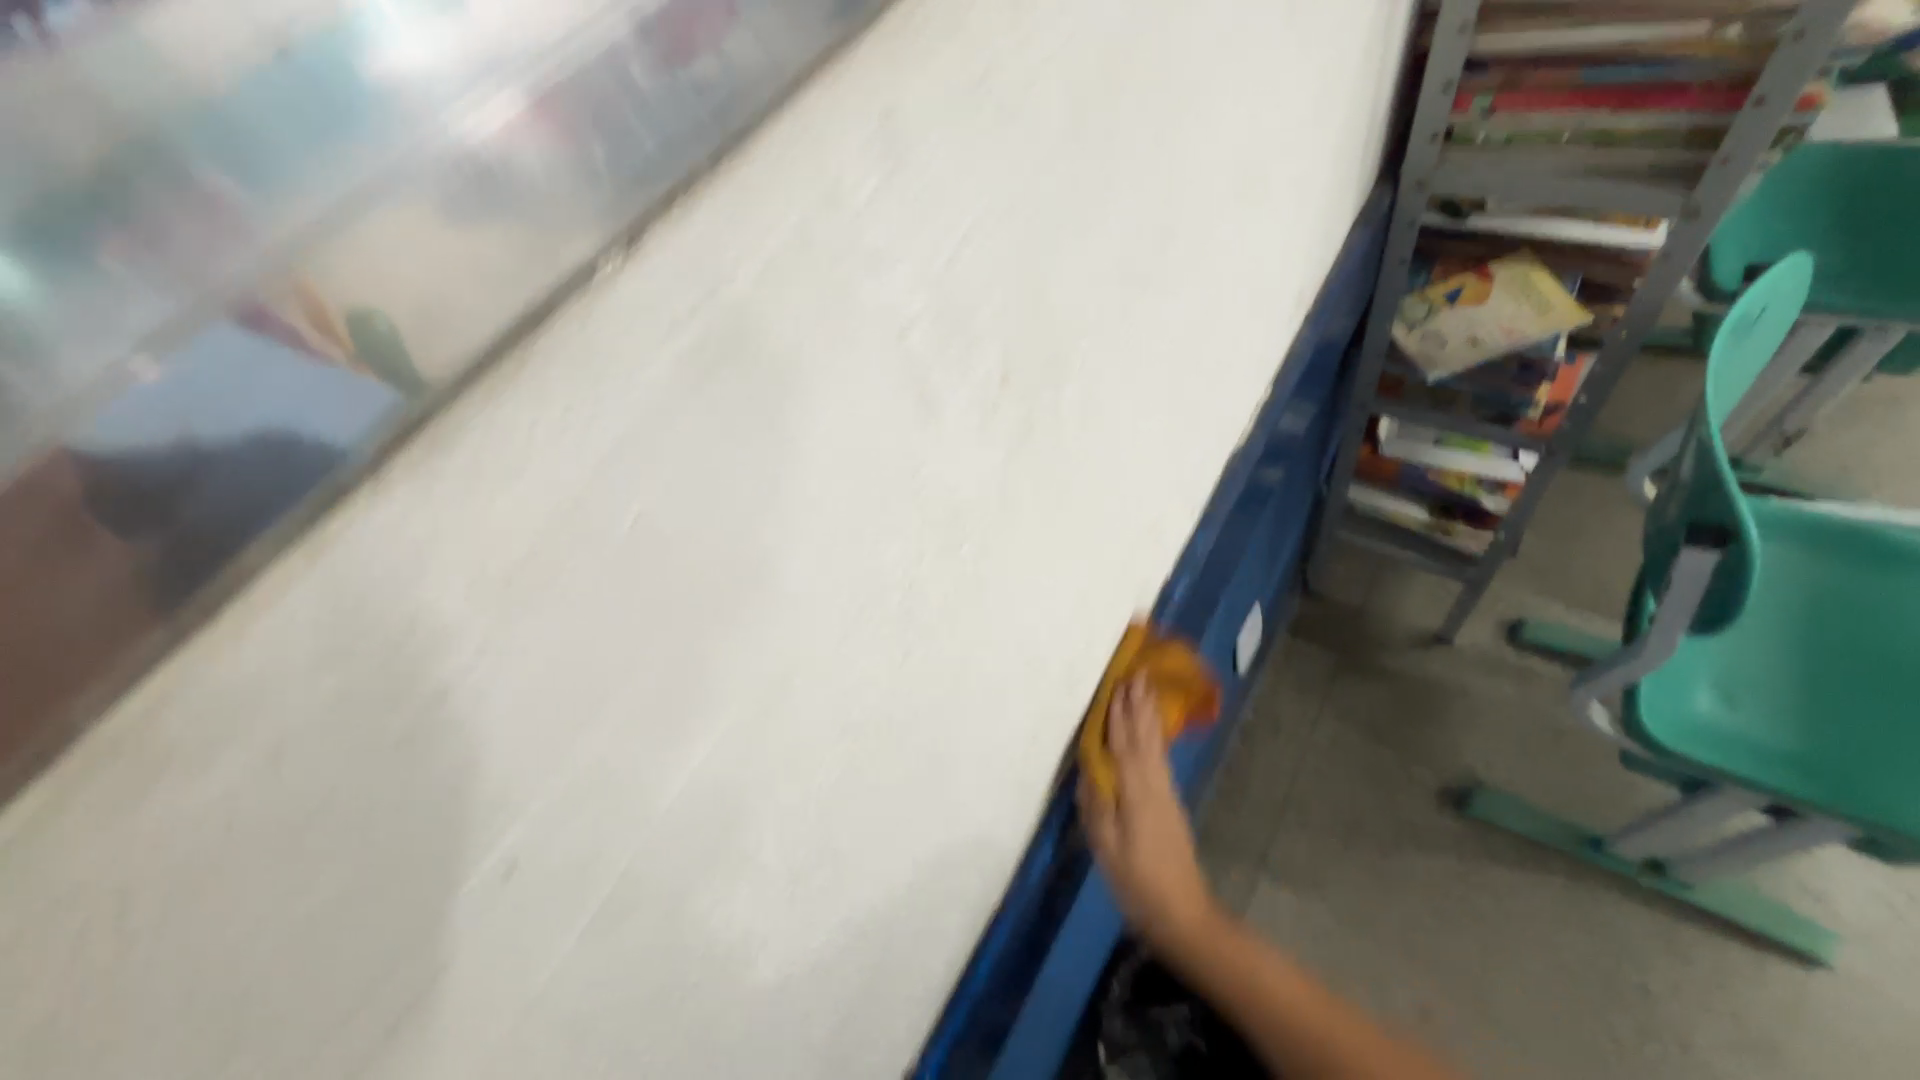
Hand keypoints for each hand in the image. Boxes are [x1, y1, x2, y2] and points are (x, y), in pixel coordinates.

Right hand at [1078, 674, 1222, 953]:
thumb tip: (1089, 766)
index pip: (1125, 743)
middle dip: (1140, 705)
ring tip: (1145, 691)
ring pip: (1155, 747)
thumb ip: (1097, 804)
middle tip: (1138, 672)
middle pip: (1146, 737)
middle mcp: (1155, 786)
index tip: (1120, 680)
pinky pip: (1158, 760)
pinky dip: (1153, 739)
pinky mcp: (1170, 806)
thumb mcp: (1107, 846)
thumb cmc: (1138, 882)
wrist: (1183, 913)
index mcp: (1136, 792)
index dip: (1121, 712)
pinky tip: (1151, 735)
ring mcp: (1166, 795)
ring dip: (1149, 717)